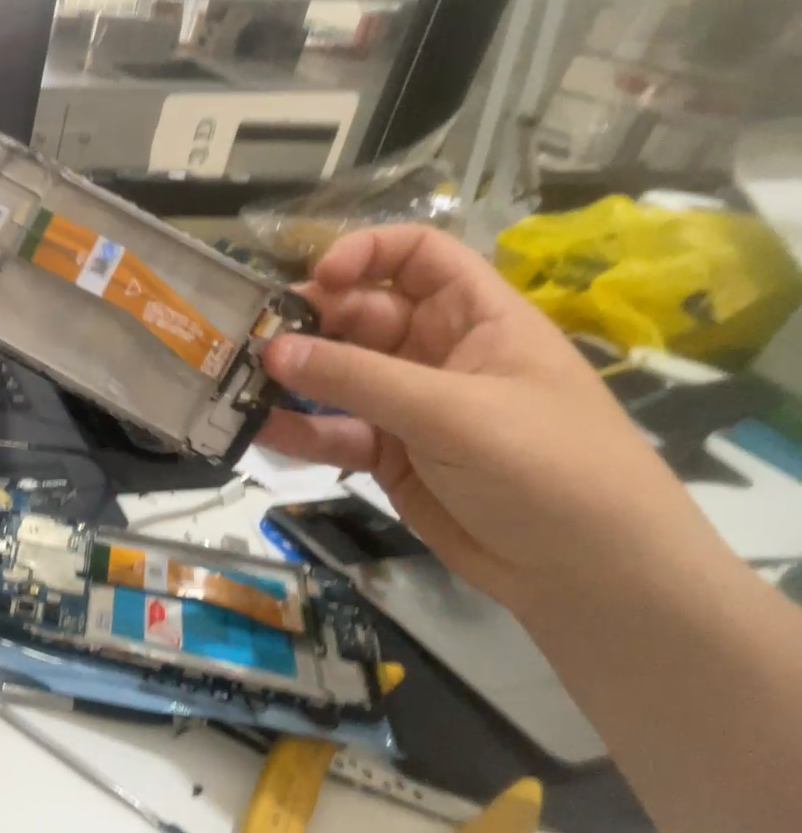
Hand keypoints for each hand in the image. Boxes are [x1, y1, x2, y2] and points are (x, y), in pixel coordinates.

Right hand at [256, 225, 722, 612]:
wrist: (595, 579)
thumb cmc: (550, 470)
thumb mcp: (452, 413)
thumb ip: (357, 379)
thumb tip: (270, 349)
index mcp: (475, 318)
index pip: (416, 256)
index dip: (365, 253)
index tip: (318, 279)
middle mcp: (436, 351)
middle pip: (357, 313)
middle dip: (306, 323)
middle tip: (250, 340)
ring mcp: (408, 404)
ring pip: (334, 374)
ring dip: (289, 377)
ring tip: (237, 384)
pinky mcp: (387, 453)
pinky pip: (329, 430)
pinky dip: (294, 430)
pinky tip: (257, 431)